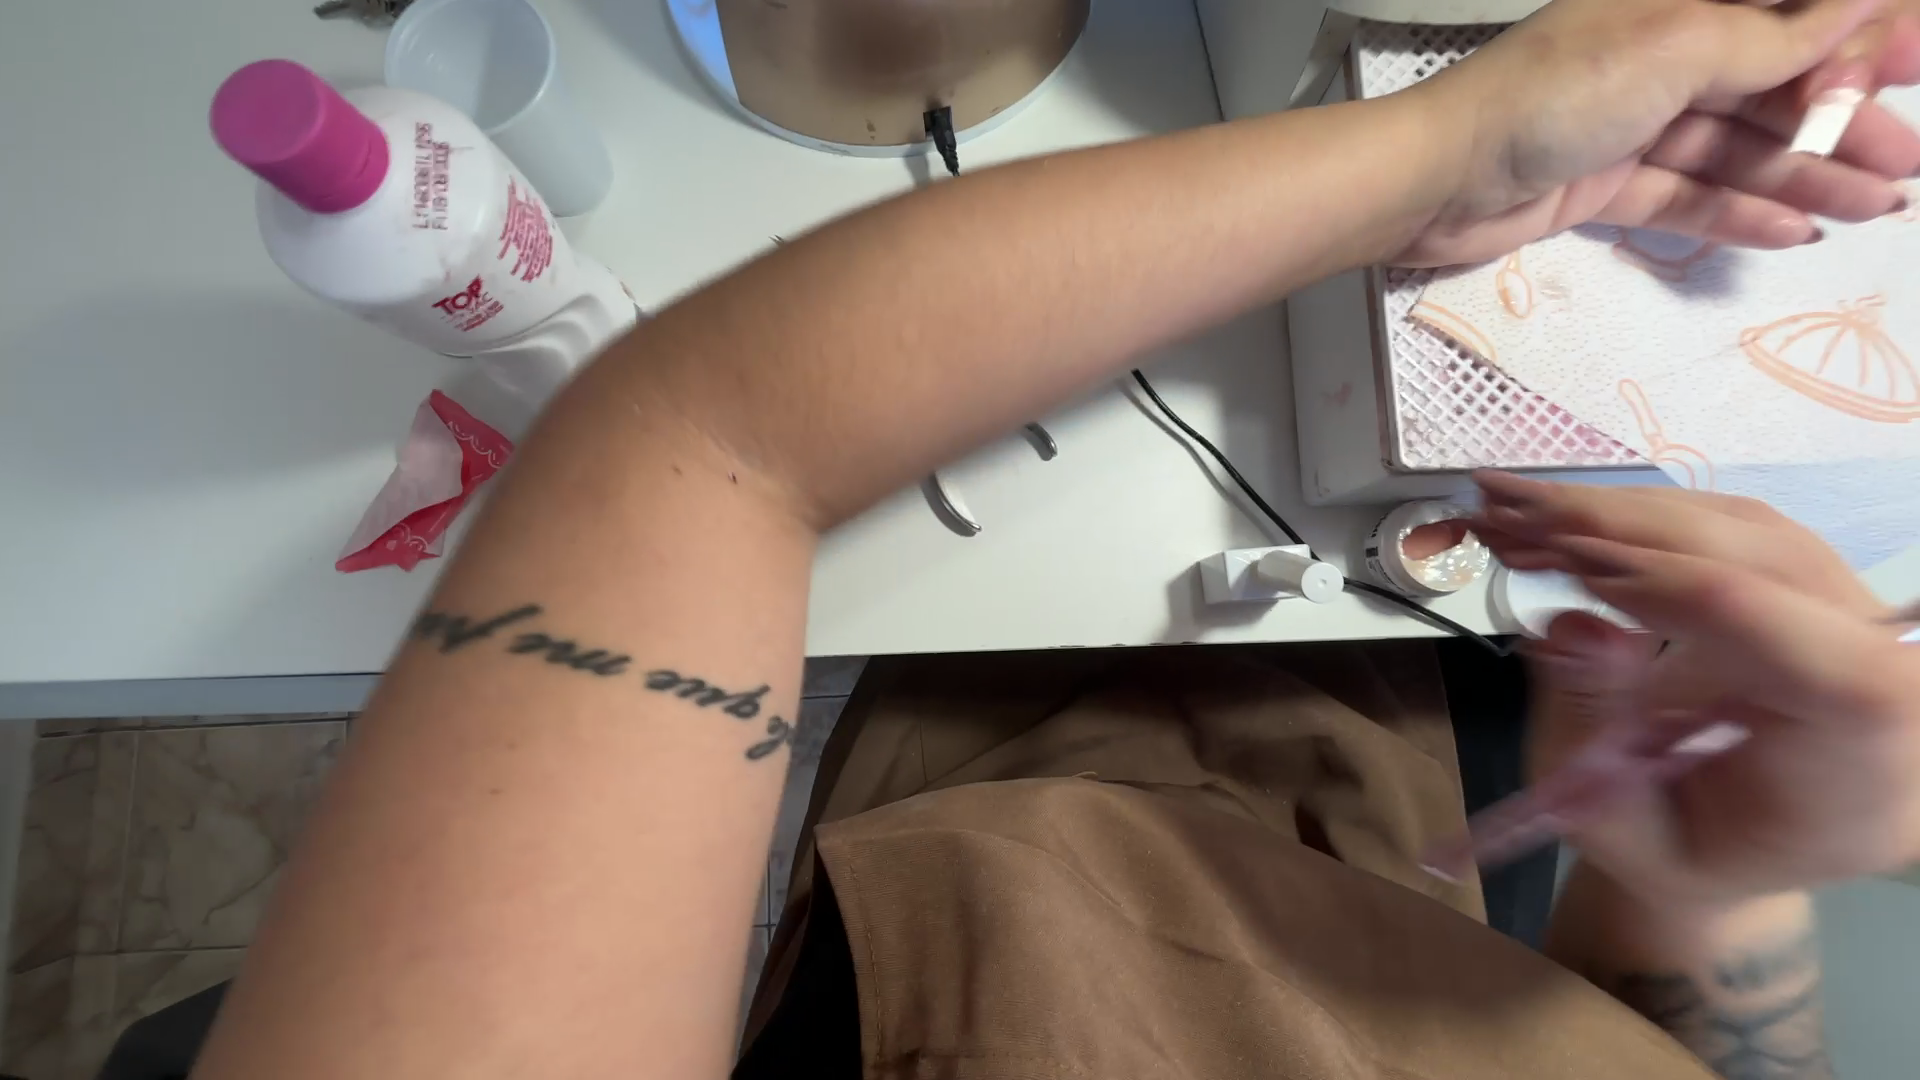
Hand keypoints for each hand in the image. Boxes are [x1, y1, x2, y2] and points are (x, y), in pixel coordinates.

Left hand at [1394, 0, 1919, 266]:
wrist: (1436, 179)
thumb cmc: (1554, 94)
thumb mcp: (1678, 44)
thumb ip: (1770, 37)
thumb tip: (1860, 13)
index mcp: (1682, 2)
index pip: (1792, 11)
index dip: (1859, 38)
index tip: (1914, 69)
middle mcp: (1660, 60)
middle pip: (1771, 84)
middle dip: (1842, 118)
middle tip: (1905, 161)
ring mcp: (1626, 128)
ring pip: (1731, 148)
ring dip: (1803, 174)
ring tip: (1877, 205)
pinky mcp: (1596, 188)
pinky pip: (1679, 197)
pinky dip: (1732, 213)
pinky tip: (1793, 232)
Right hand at [1470, 473, 1919, 906]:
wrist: (1710, 836)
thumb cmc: (1656, 843)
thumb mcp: (1600, 812)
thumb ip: (1588, 719)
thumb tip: (1571, 621)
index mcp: (1856, 782)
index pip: (1833, 670)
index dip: (1705, 602)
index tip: (1571, 573)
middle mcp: (1895, 696)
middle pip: (1784, 571)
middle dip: (1631, 531)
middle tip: (1509, 511)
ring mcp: (1861, 635)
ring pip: (1753, 532)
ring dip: (1619, 511)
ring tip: (1513, 508)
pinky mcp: (1811, 599)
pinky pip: (1733, 530)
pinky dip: (1635, 514)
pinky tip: (1560, 518)